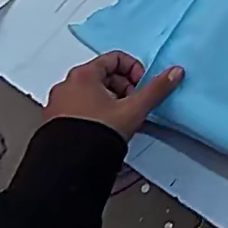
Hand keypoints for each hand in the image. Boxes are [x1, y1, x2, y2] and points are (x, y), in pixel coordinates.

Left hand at [43, 51, 183, 139]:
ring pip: (90, 93)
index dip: (134, 70)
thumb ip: (156, 89)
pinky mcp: (52, 122)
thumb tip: (175, 72)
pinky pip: (77, 108)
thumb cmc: (97, 133)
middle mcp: (66, 85)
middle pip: (103, 75)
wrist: (69, 168)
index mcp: (83, 75)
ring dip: (108, 101)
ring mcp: (56, 104)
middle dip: (123, 87)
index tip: (141, 86)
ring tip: (118, 119)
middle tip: (132, 104)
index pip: (115, 58)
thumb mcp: (134, 109)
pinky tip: (102, 128)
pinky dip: (92, 113)